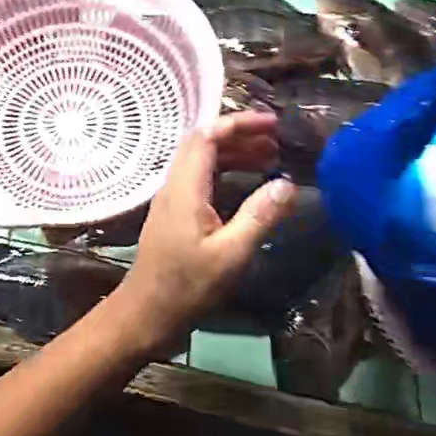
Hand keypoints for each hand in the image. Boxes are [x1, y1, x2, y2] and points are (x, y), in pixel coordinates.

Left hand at [104, 113, 295, 350]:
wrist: (147, 311)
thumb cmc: (188, 285)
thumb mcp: (232, 254)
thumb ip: (259, 216)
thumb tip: (287, 183)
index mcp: (184, 188)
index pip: (205, 137)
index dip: (237, 123)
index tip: (273, 124)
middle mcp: (173, 187)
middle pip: (201, 145)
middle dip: (239, 135)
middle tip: (278, 141)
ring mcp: (170, 200)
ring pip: (200, 163)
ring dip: (233, 154)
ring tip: (272, 158)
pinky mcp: (173, 215)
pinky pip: (199, 180)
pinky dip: (225, 174)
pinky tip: (248, 186)